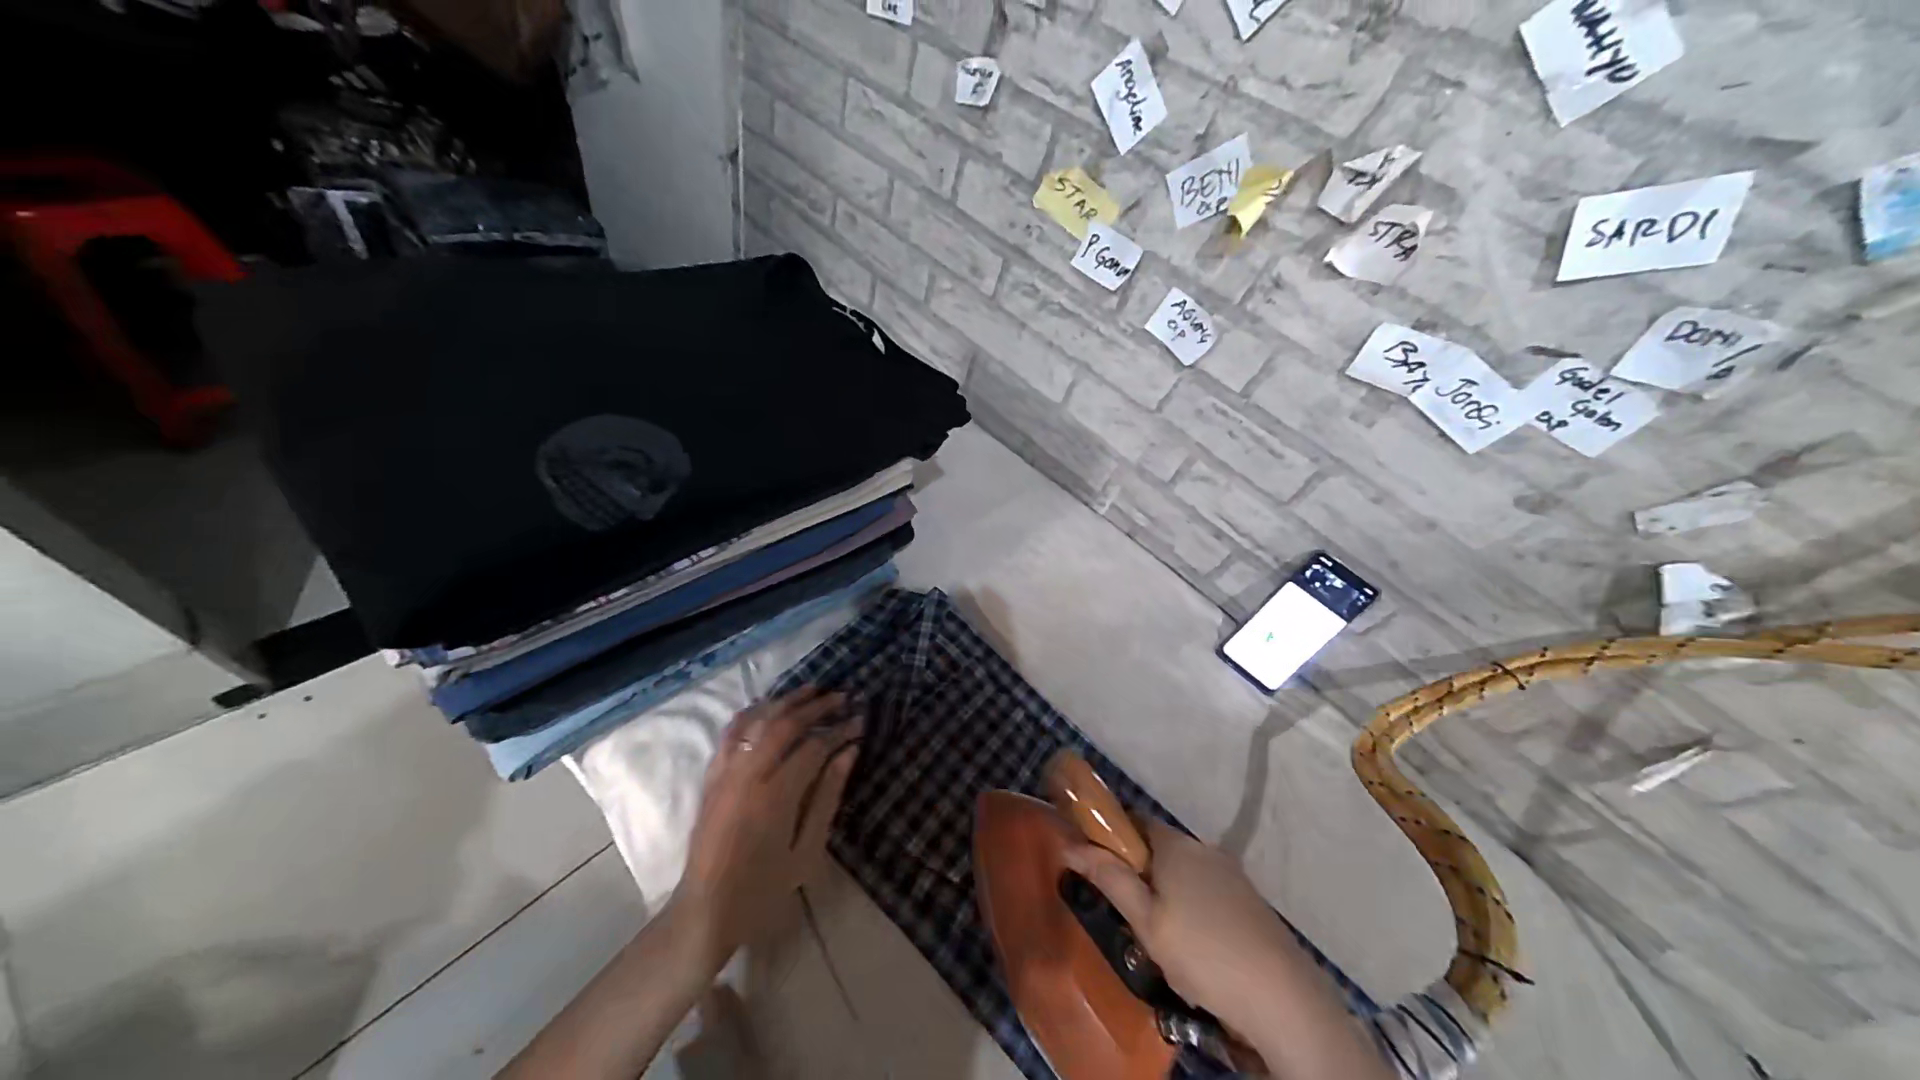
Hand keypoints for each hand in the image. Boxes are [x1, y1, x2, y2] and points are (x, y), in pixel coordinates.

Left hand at [670, 687, 861, 970]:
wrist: (706, 910)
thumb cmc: (764, 888)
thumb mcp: (807, 851)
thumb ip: (827, 797)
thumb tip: (849, 753)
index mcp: (775, 796)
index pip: (814, 747)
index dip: (840, 731)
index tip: (860, 721)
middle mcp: (748, 775)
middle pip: (785, 724)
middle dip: (817, 707)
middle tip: (843, 697)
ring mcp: (725, 773)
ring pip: (758, 721)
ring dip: (787, 701)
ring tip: (812, 690)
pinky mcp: (711, 777)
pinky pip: (731, 733)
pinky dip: (751, 713)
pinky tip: (767, 706)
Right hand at [1062, 821, 1318, 1043]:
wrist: (1284, 999)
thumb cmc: (1202, 954)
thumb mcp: (1145, 922)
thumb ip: (1110, 879)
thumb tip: (1072, 845)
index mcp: (1175, 845)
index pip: (1134, 820)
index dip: (1112, 836)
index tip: (1097, 866)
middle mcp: (1205, 849)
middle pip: (1160, 849)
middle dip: (1141, 873)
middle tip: (1127, 914)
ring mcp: (1233, 875)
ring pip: (1186, 874)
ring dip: (1168, 894)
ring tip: (1161, 940)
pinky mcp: (1252, 903)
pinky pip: (1209, 894)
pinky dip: (1195, 910)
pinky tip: (1197, 949)